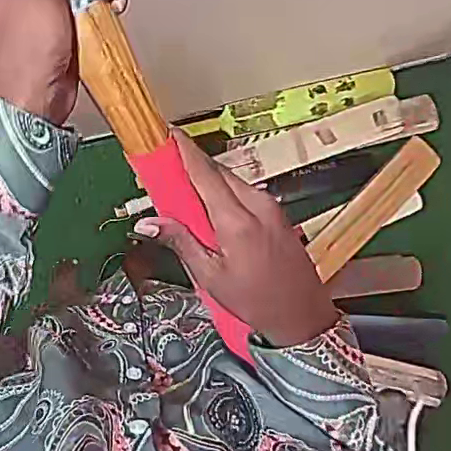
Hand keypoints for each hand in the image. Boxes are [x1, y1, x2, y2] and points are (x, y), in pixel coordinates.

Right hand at [134, 132, 341, 346]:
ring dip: (206, 181)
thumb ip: (180, 242)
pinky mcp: (276, 214)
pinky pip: (243, 192)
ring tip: (183, 193)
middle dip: (190, 166)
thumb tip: (148, 224)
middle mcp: (257, 206)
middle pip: (217, 173)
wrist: (302, 316)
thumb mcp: (210, 276)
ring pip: (230, 181)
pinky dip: (222, 193)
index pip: (204, 173)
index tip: (166, 134)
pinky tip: (210, 209)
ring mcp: (271, 207)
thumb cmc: (257, 302)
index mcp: (238, 221)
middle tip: (165, 168)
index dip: (183, 150)